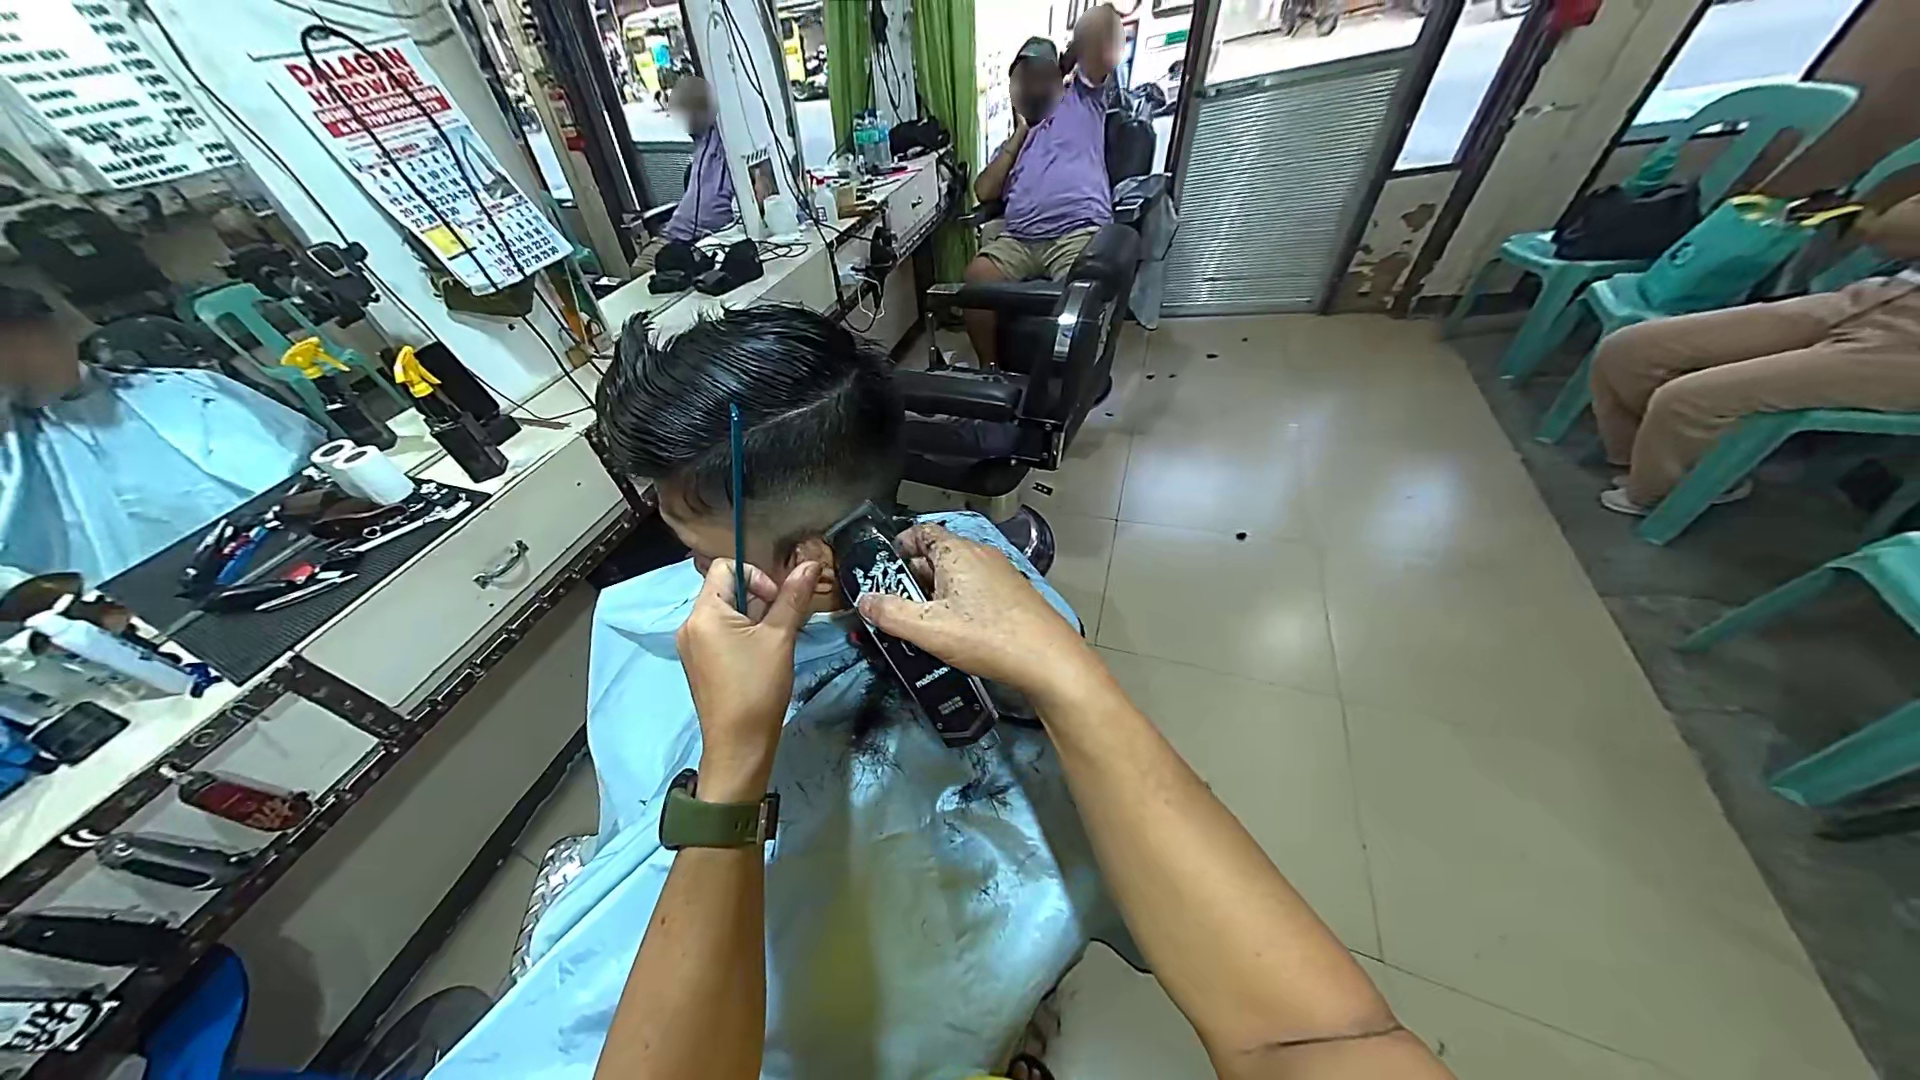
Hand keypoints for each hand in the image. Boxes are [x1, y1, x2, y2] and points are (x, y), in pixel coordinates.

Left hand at [677, 559, 821, 800]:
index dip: (756, 575)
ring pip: (727, 611)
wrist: (739, 743)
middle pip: (726, 589)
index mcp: (704, 613)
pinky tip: (761, 655)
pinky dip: (744, 633)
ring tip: (774, 641)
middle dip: (760, 598)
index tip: (776, 601)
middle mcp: (690, 624)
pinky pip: (722, 632)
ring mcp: (692, 645)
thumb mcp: (780, 637)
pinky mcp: (699, 662)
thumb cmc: (758, 686)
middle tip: (780, 624)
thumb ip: (793, 596)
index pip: (725, 567)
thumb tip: (810, 564)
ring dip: (755, 617)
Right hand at [855, 525, 1104, 709]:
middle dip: (914, 576)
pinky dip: (959, 600)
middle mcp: (980, 554)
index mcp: (957, 552)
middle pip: (938, 554)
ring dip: (937, 591)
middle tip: (898, 602)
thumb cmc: (989, 637)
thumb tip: (866, 601)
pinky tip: (957, 628)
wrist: (1047, 659)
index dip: (900, 544)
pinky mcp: (1012, 593)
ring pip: (957, 573)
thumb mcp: (928, 628)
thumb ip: (890, 613)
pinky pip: (976, 587)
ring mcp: (999, 573)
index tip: (886, 565)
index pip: (922, 531)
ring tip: (924, 620)